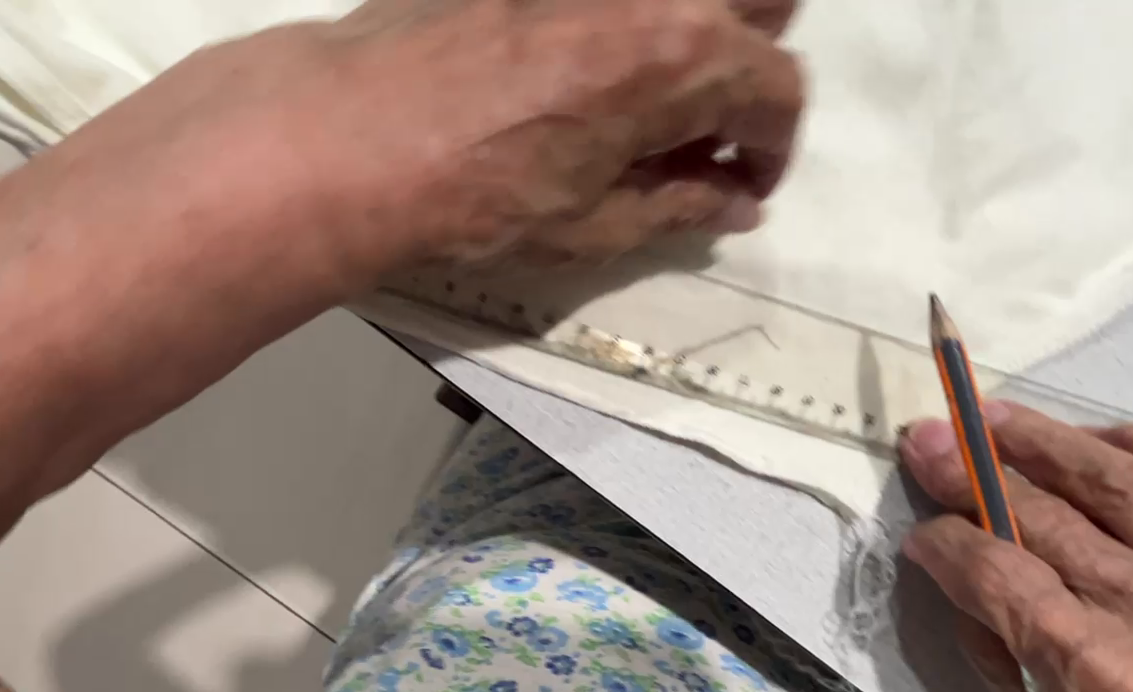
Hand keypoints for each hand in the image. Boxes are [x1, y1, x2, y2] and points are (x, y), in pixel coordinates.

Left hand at [43, 0, 803, 279]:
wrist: (355, 142)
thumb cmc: (478, 201)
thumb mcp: (591, 229)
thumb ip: (677, 207)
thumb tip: (734, 205)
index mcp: (681, 56)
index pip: (777, 89)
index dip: (772, 149)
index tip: (744, 187)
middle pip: (754, 5)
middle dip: (745, 73)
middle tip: (699, 138)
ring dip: (688, 44)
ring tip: (641, 114)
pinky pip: (608, 0)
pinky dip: (620, 32)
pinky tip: (580, 82)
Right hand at [900, 402, 1132, 691]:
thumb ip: (1001, 658)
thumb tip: (959, 584)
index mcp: (1095, 667)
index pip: (993, 571)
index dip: (943, 541)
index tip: (919, 532)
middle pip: (1039, 514)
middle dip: (965, 472)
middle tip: (924, 439)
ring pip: (1115, 478)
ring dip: (1040, 438)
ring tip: (992, 415)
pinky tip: (1096, 436)